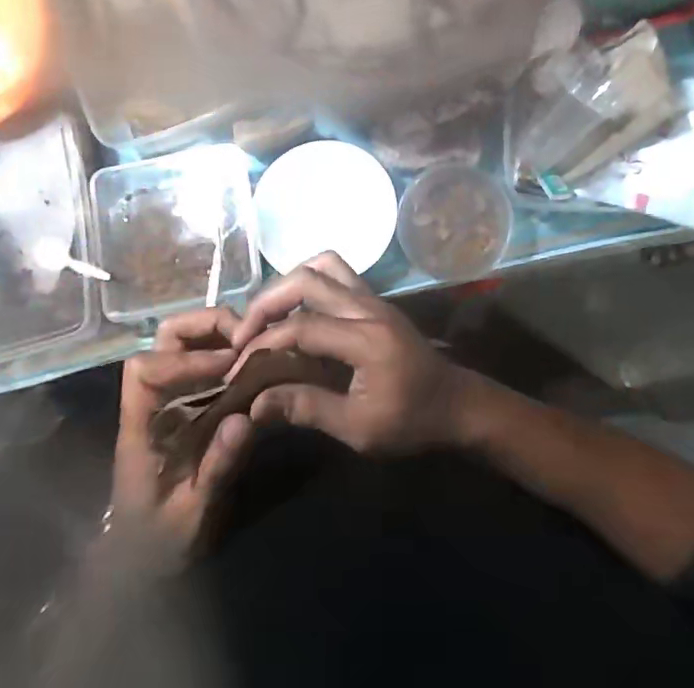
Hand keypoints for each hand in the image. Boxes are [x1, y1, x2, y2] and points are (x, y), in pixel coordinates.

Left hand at [109, 307, 252, 569]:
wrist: (142, 564)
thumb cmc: (162, 541)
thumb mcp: (193, 513)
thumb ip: (217, 466)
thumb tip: (244, 418)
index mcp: (141, 427)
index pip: (147, 370)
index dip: (189, 358)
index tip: (232, 363)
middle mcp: (152, 403)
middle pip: (165, 339)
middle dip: (207, 325)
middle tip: (250, 338)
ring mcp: (171, 399)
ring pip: (184, 341)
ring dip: (221, 332)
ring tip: (259, 344)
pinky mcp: (191, 404)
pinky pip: (205, 360)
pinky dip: (231, 348)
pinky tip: (260, 361)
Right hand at [233, 252, 477, 454]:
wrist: (458, 405)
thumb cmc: (412, 421)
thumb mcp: (358, 427)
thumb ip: (306, 408)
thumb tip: (254, 402)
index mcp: (367, 337)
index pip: (301, 326)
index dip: (261, 344)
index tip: (235, 371)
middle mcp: (371, 308)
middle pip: (309, 279)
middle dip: (267, 302)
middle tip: (244, 337)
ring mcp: (377, 302)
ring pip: (327, 266)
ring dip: (290, 286)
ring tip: (267, 322)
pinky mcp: (379, 305)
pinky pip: (339, 278)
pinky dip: (310, 289)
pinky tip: (294, 320)